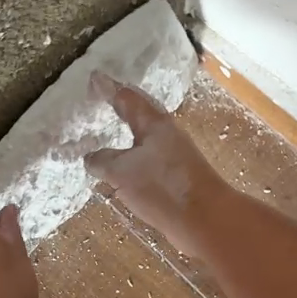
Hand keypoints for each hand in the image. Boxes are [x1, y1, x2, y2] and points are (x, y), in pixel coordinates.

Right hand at [84, 71, 232, 256]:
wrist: (205, 219)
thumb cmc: (162, 187)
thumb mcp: (121, 172)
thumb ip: (102, 161)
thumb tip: (91, 157)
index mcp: (153, 123)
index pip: (126, 98)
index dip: (108, 88)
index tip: (94, 78)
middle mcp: (166, 134)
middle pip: (140, 113)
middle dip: (121, 105)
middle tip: (102, 98)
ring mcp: (174, 155)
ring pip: (146, 136)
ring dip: (128, 131)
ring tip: (110, 131)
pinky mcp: (177, 177)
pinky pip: (148, 158)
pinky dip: (133, 155)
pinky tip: (125, 167)